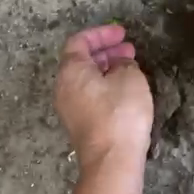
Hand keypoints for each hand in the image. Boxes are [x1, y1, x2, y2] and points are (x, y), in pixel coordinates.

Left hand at [55, 25, 153, 171]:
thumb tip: (120, 65)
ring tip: (130, 68)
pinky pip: (89, 96)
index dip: (101, 34)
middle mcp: (63, 88)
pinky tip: (124, 91)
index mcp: (71, 71)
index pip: (79, 42)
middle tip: (128, 49)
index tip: (122, 33)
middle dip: (105, 52)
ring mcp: (69, 109)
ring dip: (107, 70)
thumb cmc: (120, 113)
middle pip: (80, 61)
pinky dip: (105, 86)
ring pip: (85, 80)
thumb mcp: (130, 78)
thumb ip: (124, 63)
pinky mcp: (79, 125)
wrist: (111, 160)